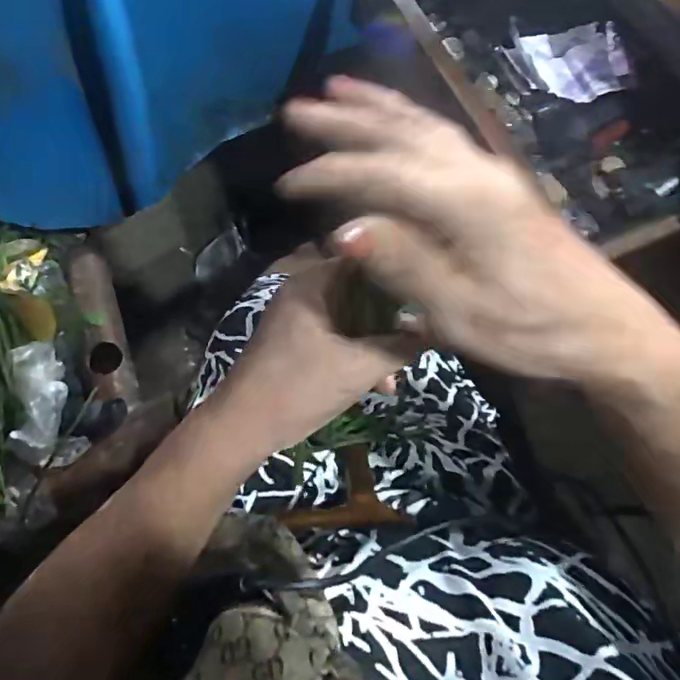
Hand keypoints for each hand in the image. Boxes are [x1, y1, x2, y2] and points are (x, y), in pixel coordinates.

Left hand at [200, 257, 413, 457]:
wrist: (244, 423)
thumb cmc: (301, 387)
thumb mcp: (360, 368)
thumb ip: (400, 344)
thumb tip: (434, 327)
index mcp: (312, 282)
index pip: (364, 257)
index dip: (398, 271)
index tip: (428, 293)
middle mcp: (302, 288)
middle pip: (359, 288)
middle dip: (391, 316)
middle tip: (417, 340)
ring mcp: (296, 314)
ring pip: (349, 315)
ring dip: (376, 340)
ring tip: (396, 376)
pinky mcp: (294, 338)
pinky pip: (335, 333)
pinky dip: (356, 351)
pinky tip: (378, 384)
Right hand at [277, 77, 679, 388]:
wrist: (611, 331)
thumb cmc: (533, 329)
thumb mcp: (461, 312)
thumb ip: (402, 265)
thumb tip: (341, 231)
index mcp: (465, 203)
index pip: (380, 173)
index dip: (328, 173)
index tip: (285, 183)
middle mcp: (476, 172)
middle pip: (400, 132)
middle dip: (344, 119)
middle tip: (294, 109)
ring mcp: (490, 172)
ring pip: (423, 124)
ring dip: (376, 105)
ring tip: (337, 88)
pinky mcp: (497, 182)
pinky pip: (441, 134)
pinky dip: (407, 117)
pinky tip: (393, 116)